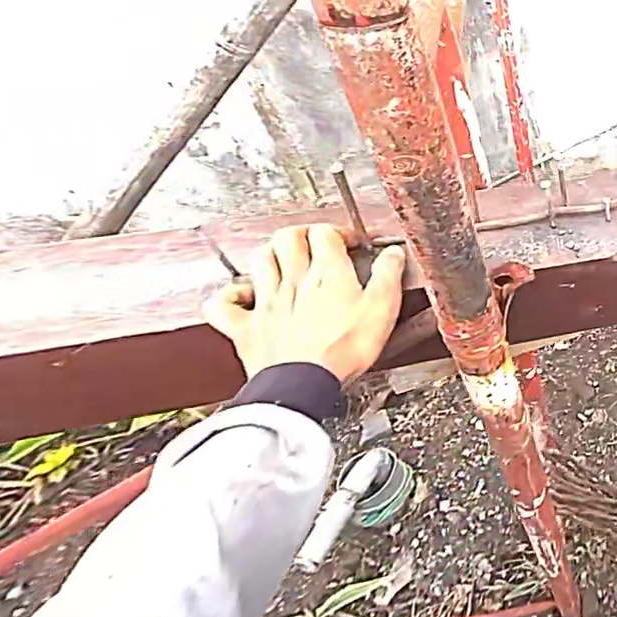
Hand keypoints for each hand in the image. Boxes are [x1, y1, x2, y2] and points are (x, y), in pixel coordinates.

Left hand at [203, 224, 407, 381]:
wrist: (305, 384)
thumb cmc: (346, 347)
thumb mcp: (383, 306)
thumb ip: (389, 274)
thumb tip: (394, 253)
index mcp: (329, 274)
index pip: (325, 234)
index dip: (339, 232)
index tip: (352, 244)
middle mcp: (294, 282)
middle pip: (288, 238)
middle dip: (303, 233)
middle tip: (317, 243)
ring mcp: (266, 303)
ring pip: (259, 259)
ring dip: (272, 252)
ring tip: (286, 258)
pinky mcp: (245, 328)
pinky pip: (222, 303)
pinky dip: (230, 293)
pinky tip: (244, 294)